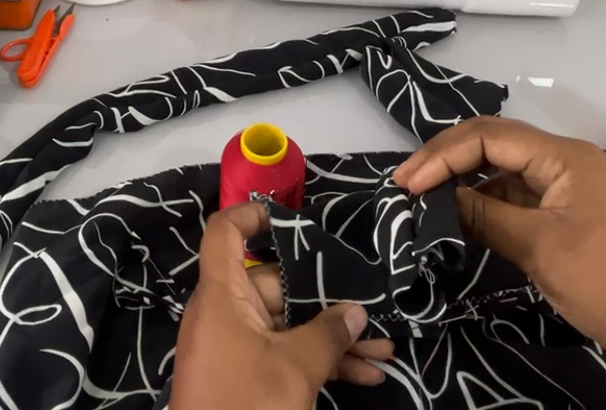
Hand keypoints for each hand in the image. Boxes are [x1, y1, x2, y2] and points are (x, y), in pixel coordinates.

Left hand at [171, 202, 394, 408]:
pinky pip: (284, 352)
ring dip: (332, 335)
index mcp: (222, 294)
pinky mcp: (246, 375)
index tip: (292, 219)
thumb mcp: (294, 370)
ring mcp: (236, 344)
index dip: (253, 215)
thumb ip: (327, 336)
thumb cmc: (246, 407)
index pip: (225, 233)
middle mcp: (225, 311)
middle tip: (371, 305)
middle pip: (273, 281)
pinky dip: (319, 360)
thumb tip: (356, 312)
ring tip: (384, 348)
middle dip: (324, 296)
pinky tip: (366, 374)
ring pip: (287, 322)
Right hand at [392, 117, 605, 364]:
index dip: (442, 156)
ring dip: (467, 180)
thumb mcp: (539, 249)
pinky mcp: (574, 211)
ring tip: (429, 199)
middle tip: (409, 185)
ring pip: (506, 169)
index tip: (408, 184)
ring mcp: (572, 186)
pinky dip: (490, 201)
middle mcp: (566, 160)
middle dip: (449, 161)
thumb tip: (437, 201)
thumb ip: (484, 216)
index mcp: (563, 156)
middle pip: (495, 144)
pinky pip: (522, 194)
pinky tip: (467, 216)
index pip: (487, 137)